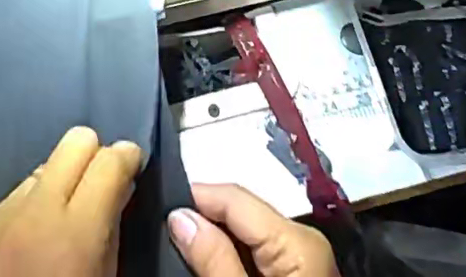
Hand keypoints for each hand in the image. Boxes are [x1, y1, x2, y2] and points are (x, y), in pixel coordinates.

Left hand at [0, 126, 142, 276]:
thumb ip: (113, 237)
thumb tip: (119, 193)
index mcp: (74, 236)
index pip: (110, 160)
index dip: (128, 159)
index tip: (132, 169)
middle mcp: (32, 214)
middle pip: (75, 141)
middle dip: (93, 157)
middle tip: (99, 188)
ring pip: (40, 170)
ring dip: (55, 190)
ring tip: (55, 230)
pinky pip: (8, 202)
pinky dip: (22, 217)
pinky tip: (20, 255)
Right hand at [168, 183, 339, 276]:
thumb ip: (215, 261)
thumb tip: (180, 216)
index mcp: (297, 239)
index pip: (235, 196)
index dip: (195, 196)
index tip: (162, 208)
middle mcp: (303, 238)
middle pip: (240, 212)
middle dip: (204, 218)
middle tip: (166, 230)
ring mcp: (303, 259)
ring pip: (245, 233)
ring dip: (215, 238)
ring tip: (181, 245)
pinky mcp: (298, 275)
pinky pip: (257, 253)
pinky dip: (232, 256)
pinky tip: (209, 264)